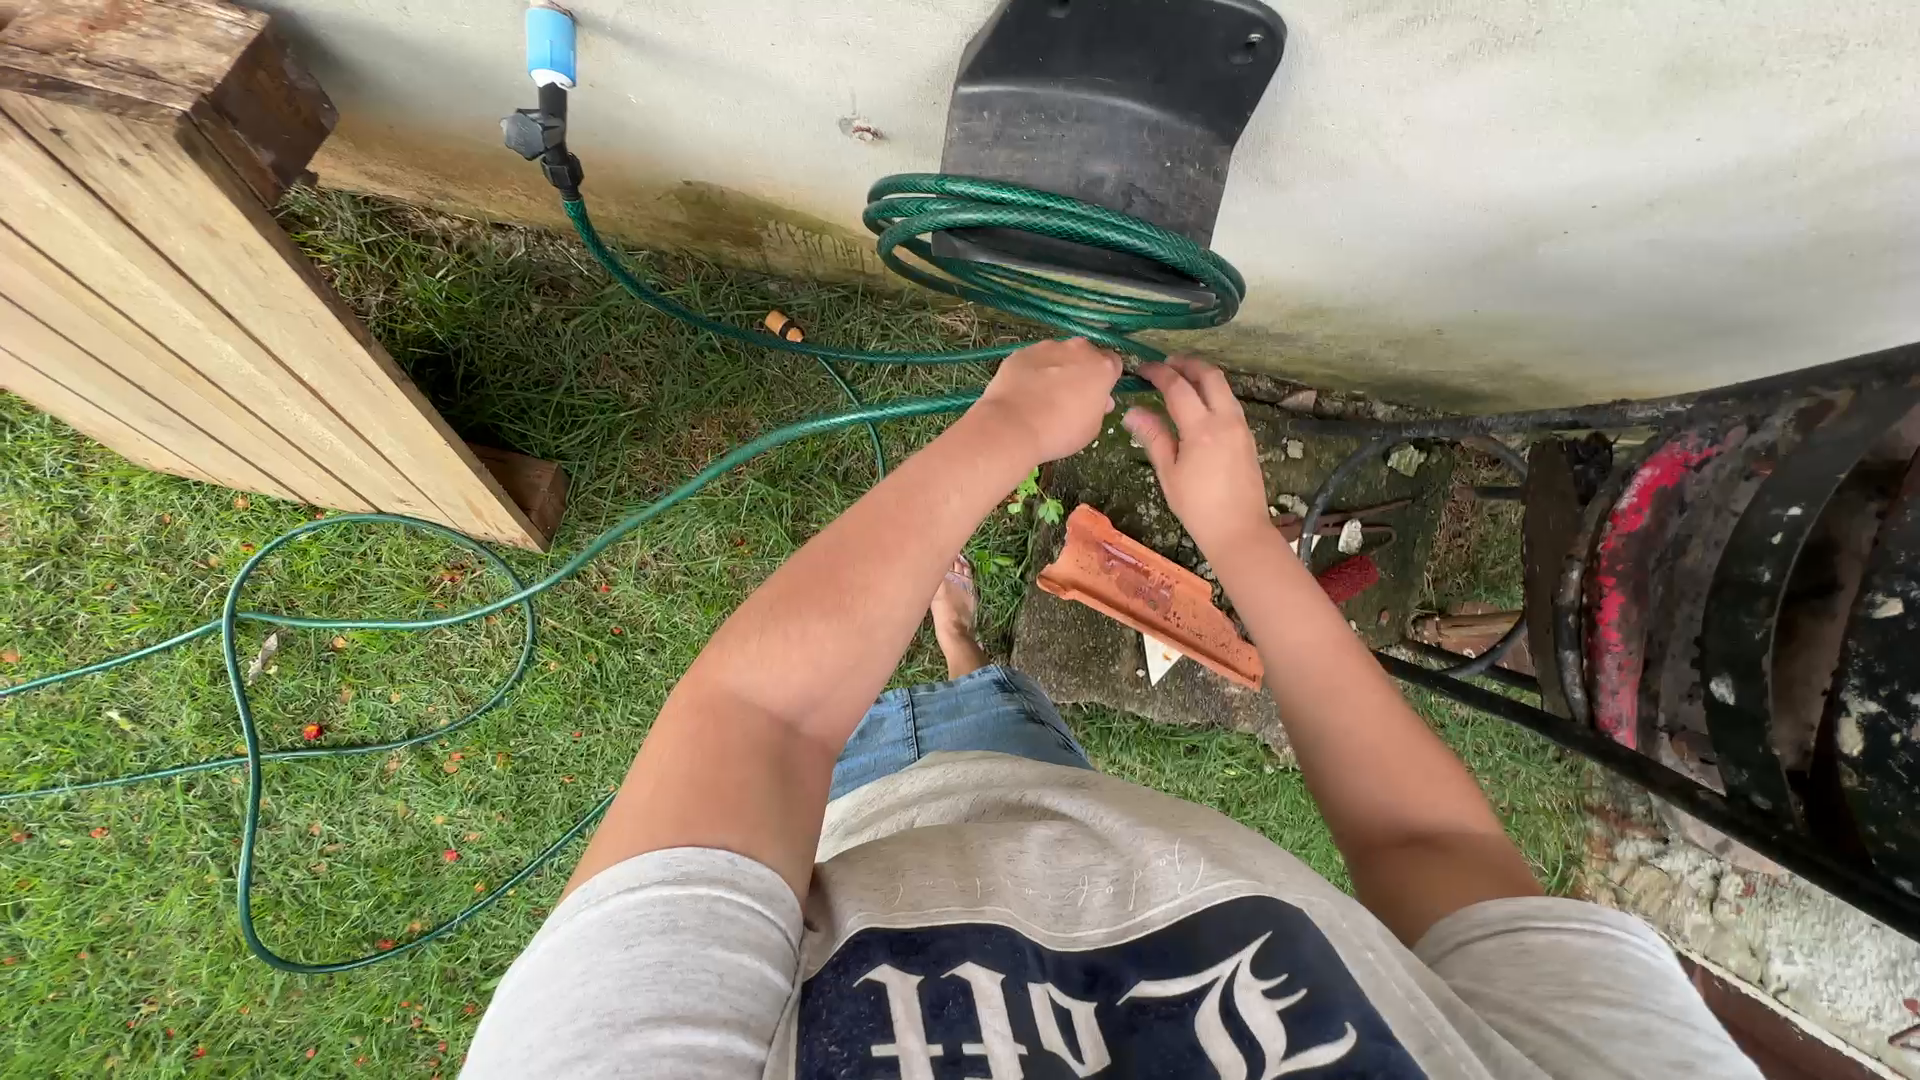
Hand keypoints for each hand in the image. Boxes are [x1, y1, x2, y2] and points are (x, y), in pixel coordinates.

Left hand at [969, 338, 1122, 462]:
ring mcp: (1046, 347)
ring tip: (1041, 396)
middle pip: (1084, 355)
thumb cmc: (1059, 432)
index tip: (1096, 394)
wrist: (1012, 426)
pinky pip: (1032, 361)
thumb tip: (1099, 400)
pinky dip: (1031, 372)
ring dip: (1055, 369)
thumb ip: (1099, 408)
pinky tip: (1023, 392)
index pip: (1113, 364)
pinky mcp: (1021, 353)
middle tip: (1068, 396)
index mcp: (1101, 367)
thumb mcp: (1091, 428)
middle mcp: (1077, 349)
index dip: (1105, 379)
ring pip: (1057, 355)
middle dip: (1080, 371)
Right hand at [1123, 358, 1270, 553]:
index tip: (1142, 369)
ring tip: (1180, 379)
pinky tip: (1197, 404)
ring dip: (1201, 376)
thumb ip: (1153, 437)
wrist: (1238, 529)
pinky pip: (1229, 402)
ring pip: (1223, 387)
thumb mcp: (1168, 473)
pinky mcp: (1247, 436)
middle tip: (1165, 364)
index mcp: (1202, 428)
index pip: (1177, 387)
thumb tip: (1132, 412)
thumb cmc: (1197, 506)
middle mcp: (1225, 419)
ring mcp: (1241, 426)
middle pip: (1209, 375)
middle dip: (1186, 364)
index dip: (1158, 373)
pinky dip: (1212, 393)